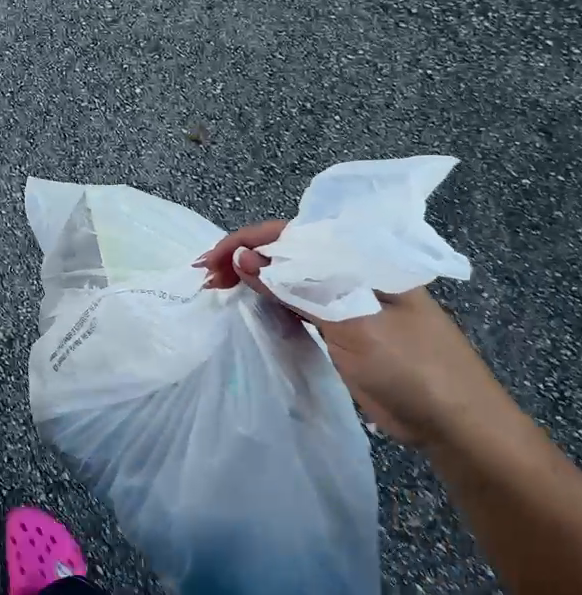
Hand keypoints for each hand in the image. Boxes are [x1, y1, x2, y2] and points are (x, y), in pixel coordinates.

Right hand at [200, 221, 508, 447]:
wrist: (458, 430)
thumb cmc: (414, 369)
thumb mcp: (352, 325)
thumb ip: (296, 289)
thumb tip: (240, 257)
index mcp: (368, 263)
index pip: (295, 234)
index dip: (248, 241)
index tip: (211, 261)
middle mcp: (355, 275)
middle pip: (287, 253)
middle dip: (242, 258)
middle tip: (205, 277)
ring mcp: (348, 302)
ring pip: (287, 277)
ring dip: (250, 279)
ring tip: (215, 289)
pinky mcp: (340, 328)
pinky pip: (294, 302)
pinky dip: (265, 300)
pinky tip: (245, 305)